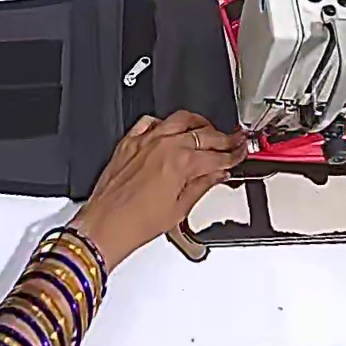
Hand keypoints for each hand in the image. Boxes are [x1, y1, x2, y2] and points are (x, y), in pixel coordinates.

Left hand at [70, 111, 243, 270]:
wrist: (104, 227)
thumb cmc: (136, 223)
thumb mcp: (180, 209)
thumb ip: (203, 185)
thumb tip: (218, 175)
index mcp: (182, 162)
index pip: (218, 154)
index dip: (234, 153)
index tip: (241, 152)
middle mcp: (165, 145)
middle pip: (205, 133)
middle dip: (224, 138)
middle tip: (234, 140)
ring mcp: (147, 140)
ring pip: (181, 119)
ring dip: (199, 123)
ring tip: (208, 130)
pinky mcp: (130, 141)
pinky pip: (151, 121)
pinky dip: (165, 123)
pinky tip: (170, 129)